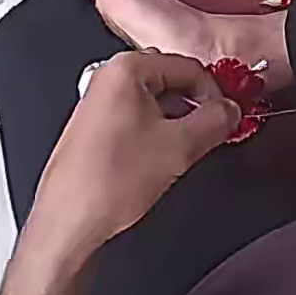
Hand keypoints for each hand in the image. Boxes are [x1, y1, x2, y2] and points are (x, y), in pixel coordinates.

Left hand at [24, 51, 239, 255]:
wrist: (66, 227)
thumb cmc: (107, 184)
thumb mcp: (180, 147)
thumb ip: (216, 121)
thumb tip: (230, 110)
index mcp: (127, 69)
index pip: (189, 67)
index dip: (214, 93)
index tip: (225, 114)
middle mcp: (109, 78)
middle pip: (172, 80)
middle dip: (195, 106)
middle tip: (211, 130)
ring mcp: (99, 102)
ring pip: (156, 100)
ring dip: (177, 120)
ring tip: (185, 148)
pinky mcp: (95, 126)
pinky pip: (138, 116)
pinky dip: (157, 131)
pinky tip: (161, 158)